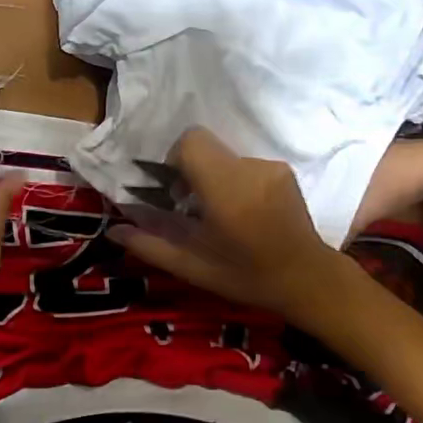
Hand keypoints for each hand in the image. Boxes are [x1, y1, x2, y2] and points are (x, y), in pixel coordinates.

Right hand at [111, 127, 351, 325]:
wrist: (308, 279)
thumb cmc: (247, 276)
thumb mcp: (194, 268)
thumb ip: (151, 245)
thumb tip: (114, 230)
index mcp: (226, 191)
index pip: (191, 143)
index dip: (175, 160)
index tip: (176, 191)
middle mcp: (250, 170)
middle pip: (204, 146)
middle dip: (191, 169)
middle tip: (193, 205)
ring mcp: (269, 167)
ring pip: (223, 156)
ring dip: (214, 177)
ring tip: (222, 213)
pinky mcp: (281, 169)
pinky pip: (244, 163)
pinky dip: (235, 180)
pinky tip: (244, 211)